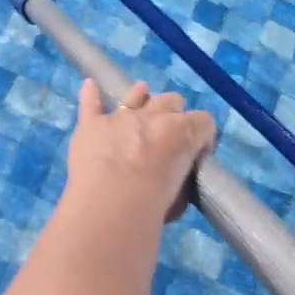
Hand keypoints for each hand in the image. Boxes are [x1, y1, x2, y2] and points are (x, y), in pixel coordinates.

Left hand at [65, 80, 216, 223]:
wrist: (107, 205)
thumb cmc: (151, 208)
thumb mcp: (180, 198)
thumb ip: (179, 178)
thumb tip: (173, 176)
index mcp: (182, 132)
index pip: (204, 122)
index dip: (202, 137)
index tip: (196, 156)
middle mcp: (153, 116)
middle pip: (172, 101)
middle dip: (174, 115)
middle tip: (168, 138)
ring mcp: (120, 117)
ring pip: (136, 95)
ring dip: (141, 99)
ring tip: (141, 101)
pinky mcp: (91, 124)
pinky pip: (91, 103)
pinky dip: (91, 95)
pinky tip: (90, 86)